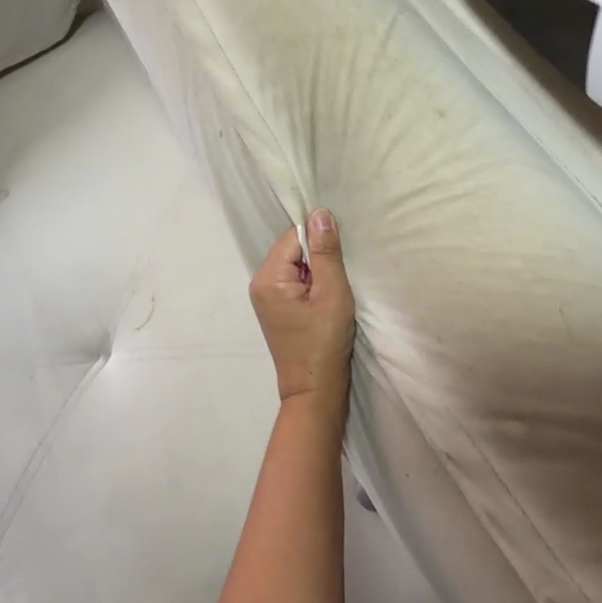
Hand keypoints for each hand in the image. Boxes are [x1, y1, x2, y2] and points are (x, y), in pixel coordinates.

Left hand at [250, 209, 355, 403]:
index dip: (319, 240)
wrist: (315, 389)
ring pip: (296, 264)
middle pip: (292, 249)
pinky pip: (294, 280)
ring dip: (317, 271)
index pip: (294, 236)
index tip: (340, 254)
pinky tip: (325, 300)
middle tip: (339, 276)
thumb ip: (326, 251)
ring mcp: (266, 297)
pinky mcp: (276, 308)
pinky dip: (312, 285)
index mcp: (268, 277)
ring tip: (333, 290)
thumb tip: (320, 213)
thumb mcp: (332, 292)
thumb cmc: (324, 341)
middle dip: (318, 256)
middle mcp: (260, 283)